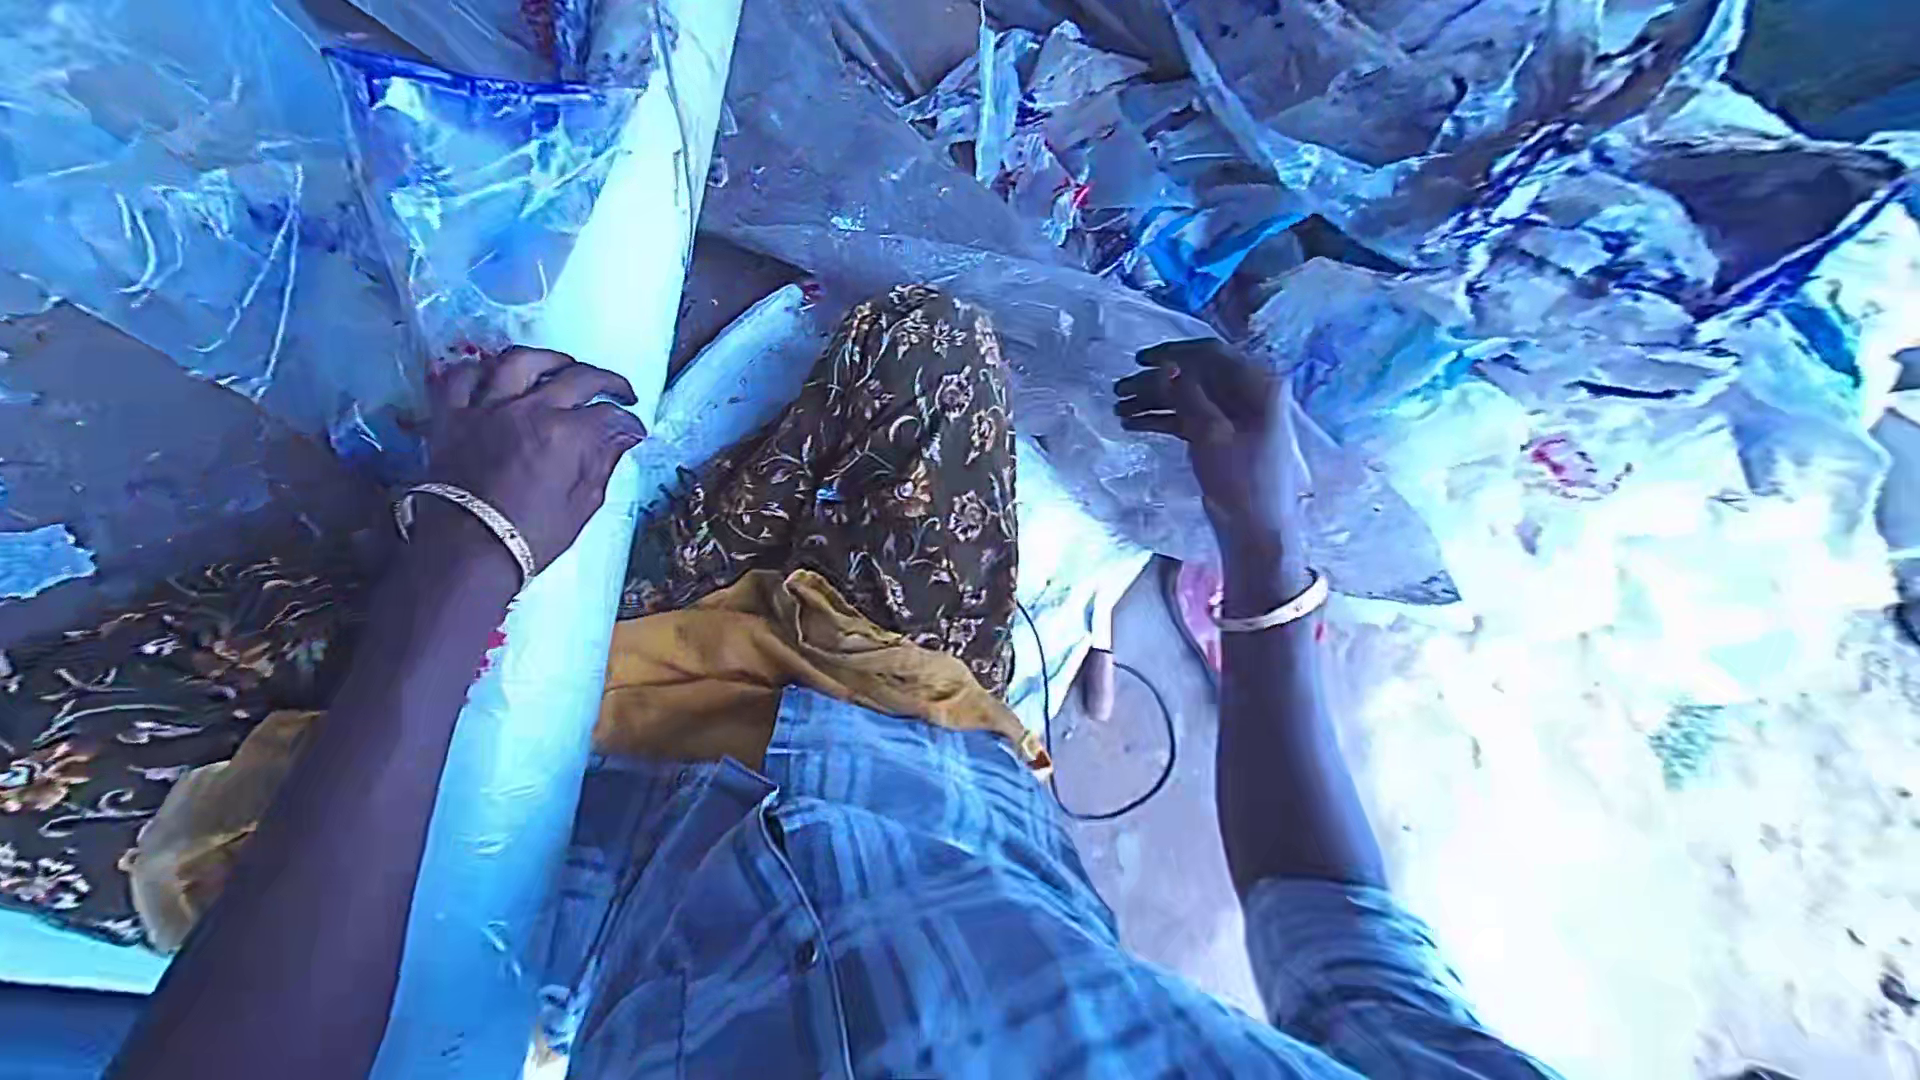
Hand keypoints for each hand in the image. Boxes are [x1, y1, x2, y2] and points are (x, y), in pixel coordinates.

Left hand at [423, 346, 646, 571]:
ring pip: (519, 360)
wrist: (470, 549)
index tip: (636, 430)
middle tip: (619, 392)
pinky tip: (498, 375)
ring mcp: (486, 408)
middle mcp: (529, 410)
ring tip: (564, 366)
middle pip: (577, 377)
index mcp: (566, 434)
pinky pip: (462, 376)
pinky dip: (483, 370)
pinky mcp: (450, 416)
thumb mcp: (585, 502)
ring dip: (549, 359)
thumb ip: (604, 461)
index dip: (630, 421)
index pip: (610, 414)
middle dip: (608, 382)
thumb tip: (623, 436)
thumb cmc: (535, 533)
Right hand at [1114, 339, 1305, 562]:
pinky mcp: (1220, 438)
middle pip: (1195, 376)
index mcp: (1257, 385)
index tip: (1139, 361)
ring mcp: (1232, 417)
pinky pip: (1186, 419)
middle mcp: (1247, 395)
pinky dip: (1161, 419)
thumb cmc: (1241, 480)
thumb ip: (1187, 396)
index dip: (1173, 353)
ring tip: (1119, 410)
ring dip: (1153, 401)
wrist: (1256, 528)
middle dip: (1156, 381)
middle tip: (1119, 390)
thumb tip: (1164, 366)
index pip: (1211, 355)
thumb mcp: (1212, 433)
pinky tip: (1133, 424)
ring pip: (1187, 398)